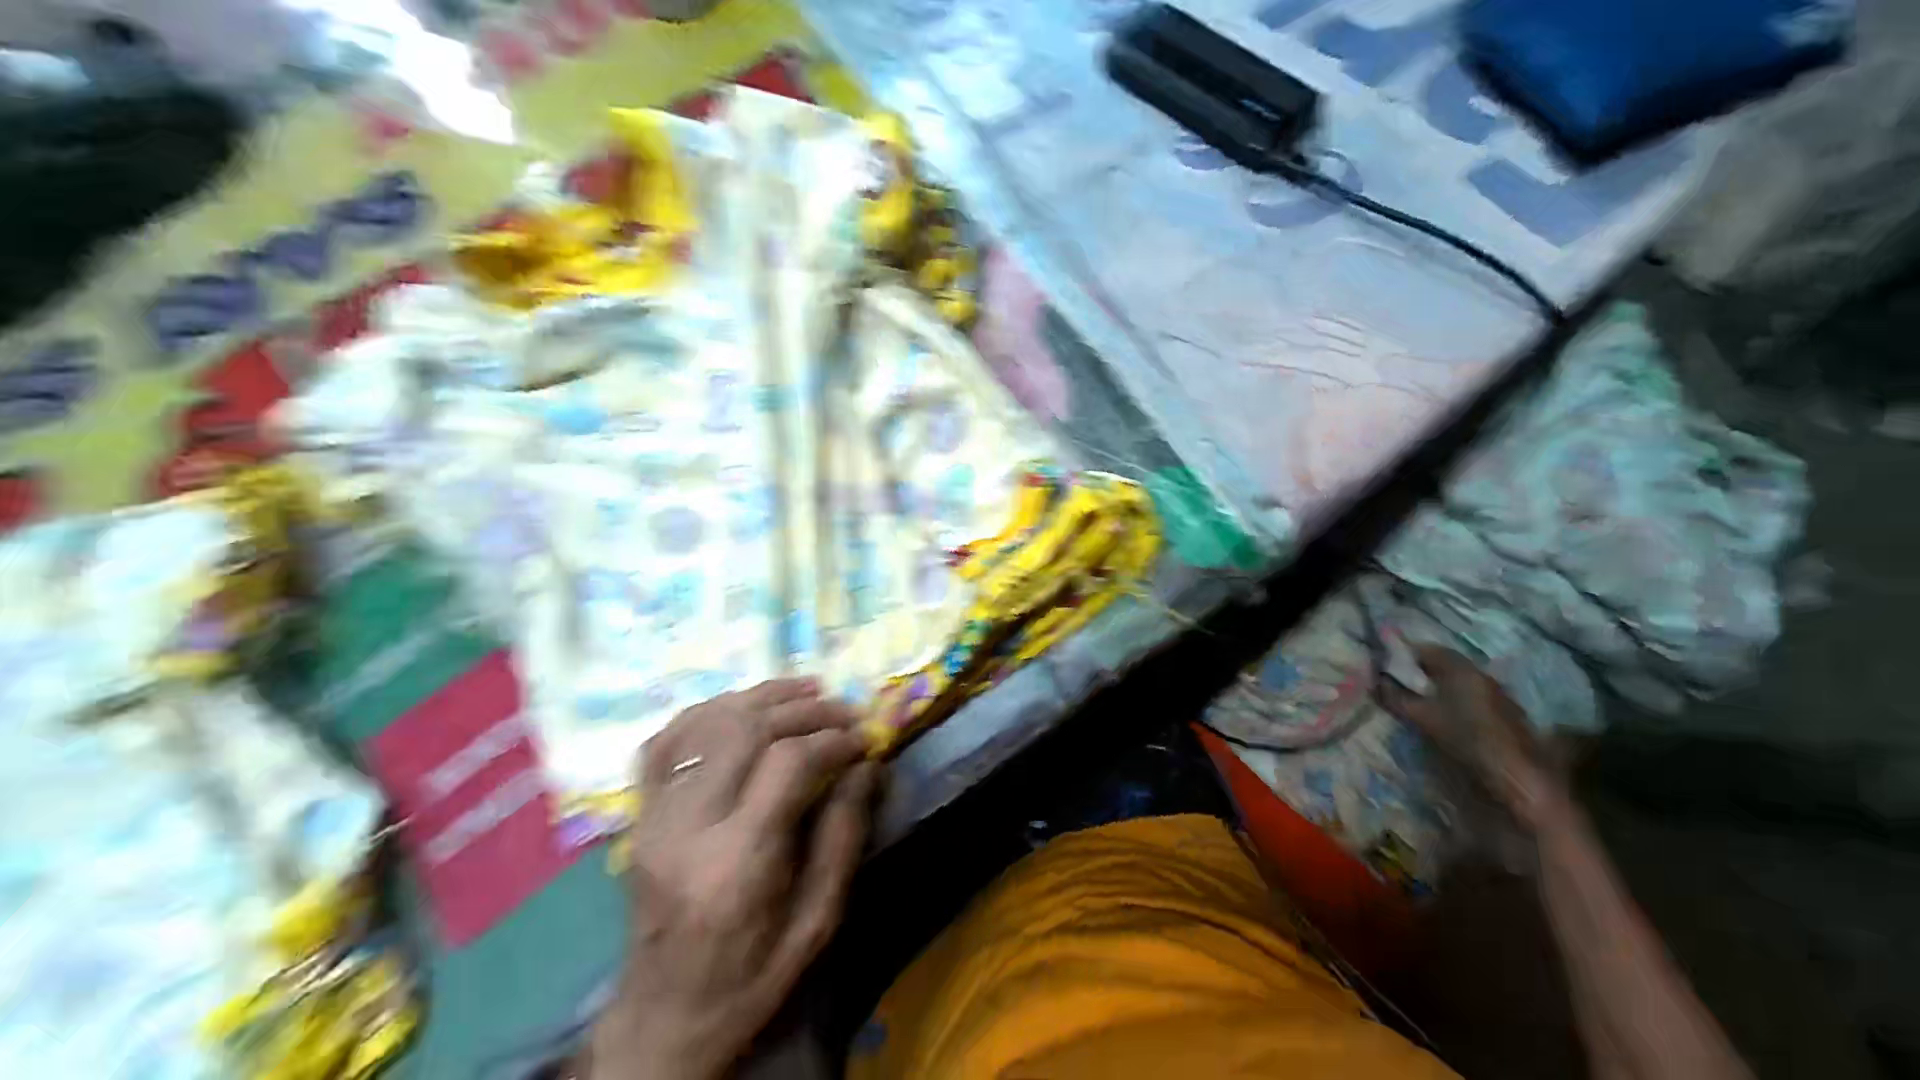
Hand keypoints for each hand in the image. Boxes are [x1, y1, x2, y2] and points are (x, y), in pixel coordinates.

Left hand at [589, 679, 879, 1079]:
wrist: (663, 1019)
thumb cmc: (752, 978)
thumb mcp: (817, 922)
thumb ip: (843, 836)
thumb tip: (866, 765)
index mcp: (736, 863)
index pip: (787, 764)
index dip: (832, 740)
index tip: (864, 740)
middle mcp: (687, 827)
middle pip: (746, 730)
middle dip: (804, 709)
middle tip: (842, 711)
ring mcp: (653, 816)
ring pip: (705, 723)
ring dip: (761, 697)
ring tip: (806, 691)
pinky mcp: (638, 814)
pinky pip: (665, 740)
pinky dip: (707, 711)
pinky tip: (743, 705)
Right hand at [1379, 646, 1566, 829]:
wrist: (1518, 777)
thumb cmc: (1466, 739)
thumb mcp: (1422, 718)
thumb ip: (1396, 697)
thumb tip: (1377, 682)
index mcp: (1462, 670)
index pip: (1427, 650)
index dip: (1404, 655)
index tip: (1385, 666)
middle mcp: (1482, 676)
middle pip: (1444, 665)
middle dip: (1420, 672)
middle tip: (1397, 685)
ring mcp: (1497, 695)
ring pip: (1458, 682)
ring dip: (1437, 687)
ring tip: (1417, 703)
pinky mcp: (1504, 715)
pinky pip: (1470, 697)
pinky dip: (1453, 701)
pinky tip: (1444, 718)